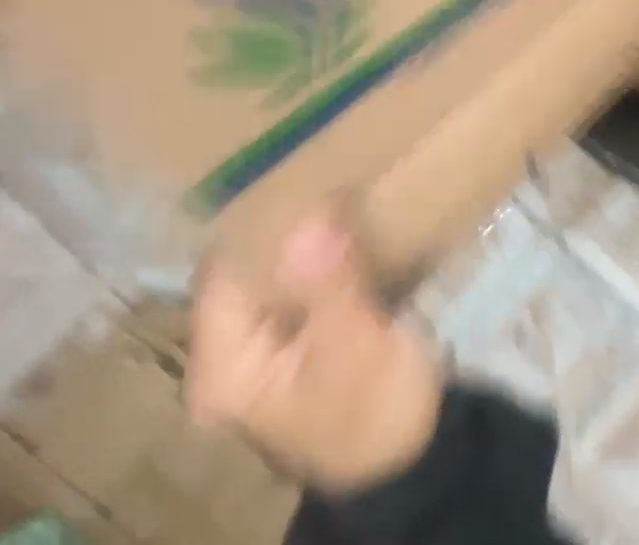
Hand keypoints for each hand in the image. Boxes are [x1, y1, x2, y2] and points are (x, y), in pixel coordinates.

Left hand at [187, 209, 443, 493]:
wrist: (413, 460)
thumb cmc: (379, 411)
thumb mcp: (359, 348)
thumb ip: (331, 285)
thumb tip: (309, 219)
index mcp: (225, 367)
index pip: (226, 278)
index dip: (261, 230)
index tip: (306, 181)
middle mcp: (231, 358)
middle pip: (246, 278)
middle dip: (285, 232)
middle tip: (330, 178)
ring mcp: (266, 354)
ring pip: (276, 283)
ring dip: (307, 245)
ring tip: (343, 195)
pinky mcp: (300, 348)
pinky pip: (301, 293)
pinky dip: (324, 264)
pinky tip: (353, 238)